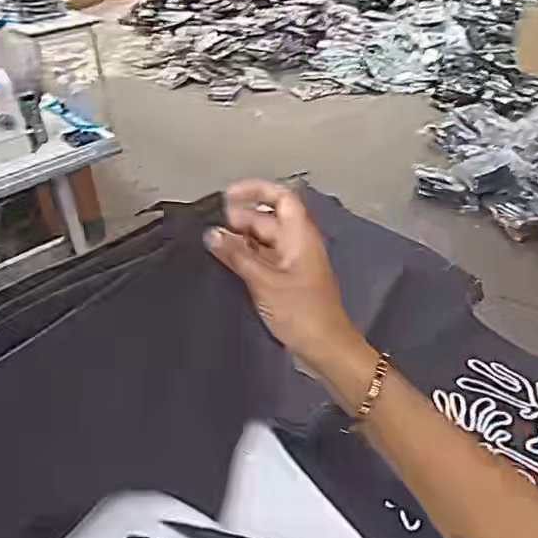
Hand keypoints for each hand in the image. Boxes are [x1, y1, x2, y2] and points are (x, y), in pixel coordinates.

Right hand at [204, 180, 369, 377]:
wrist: (324, 347)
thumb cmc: (303, 313)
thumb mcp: (264, 281)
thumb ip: (237, 255)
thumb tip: (213, 234)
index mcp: (300, 236)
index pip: (281, 198)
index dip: (256, 190)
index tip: (228, 196)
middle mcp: (297, 245)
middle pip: (268, 220)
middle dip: (241, 220)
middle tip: (214, 228)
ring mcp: (292, 264)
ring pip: (263, 242)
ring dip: (241, 241)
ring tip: (214, 245)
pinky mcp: (286, 282)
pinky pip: (264, 261)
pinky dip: (246, 259)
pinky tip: (227, 264)